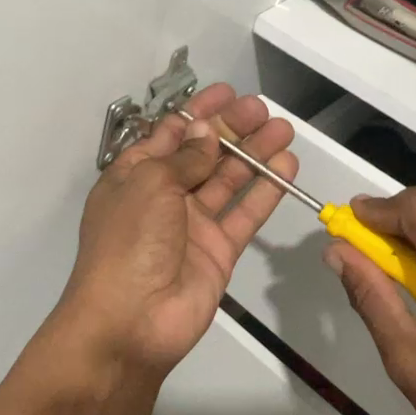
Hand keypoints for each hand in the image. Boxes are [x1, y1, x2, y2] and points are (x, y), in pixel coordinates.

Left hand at [53, 84, 296, 374]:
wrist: (131, 322)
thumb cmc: (129, 242)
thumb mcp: (150, 184)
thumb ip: (183, 157)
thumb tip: (204, 132)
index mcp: (135, 175)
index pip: (169, 134)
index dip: (197, 113)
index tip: (227, 93)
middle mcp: (163, 195)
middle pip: (203, 153)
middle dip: (232, 129)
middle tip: (262, 110)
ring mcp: (192, 224)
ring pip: (228, 179)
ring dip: (254, 154)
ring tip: (283, 129)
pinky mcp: (218, 250)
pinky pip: (244, 213)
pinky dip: (265, 191)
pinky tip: (286, 167)